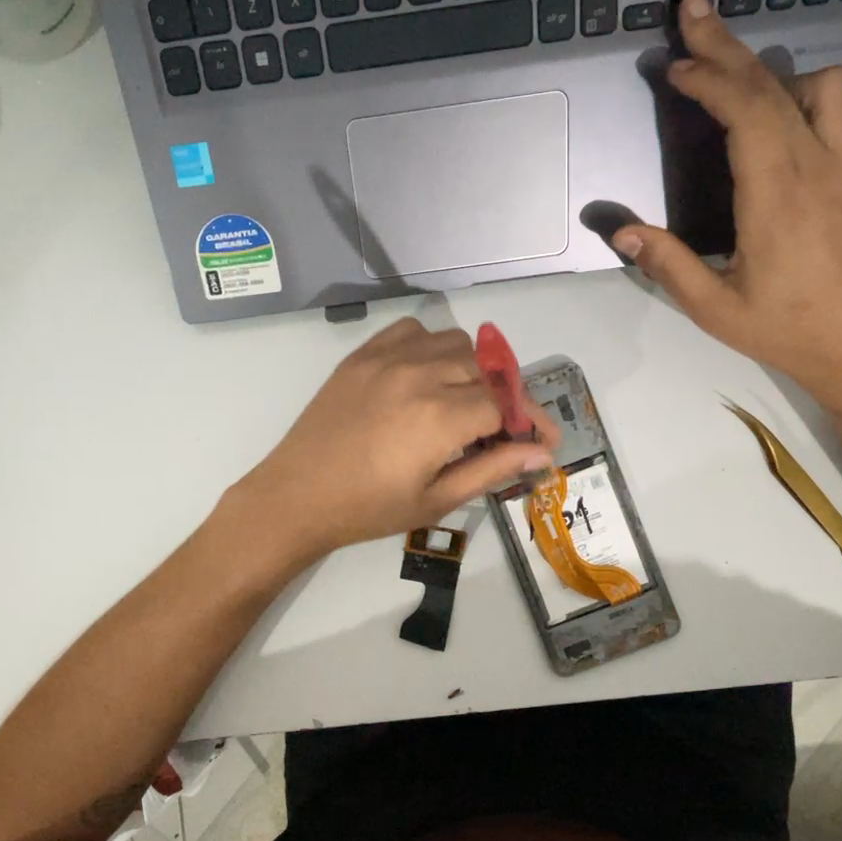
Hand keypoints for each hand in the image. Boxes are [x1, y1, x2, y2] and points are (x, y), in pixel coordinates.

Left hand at [232, 318, 558, 557]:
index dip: (531, 421)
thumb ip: (491, 470)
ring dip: (472, 369)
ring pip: (455, 343)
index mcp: (440, 418)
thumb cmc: (367, 509)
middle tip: (500, 431)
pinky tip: (426, 377)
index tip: (544, 440)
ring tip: (464, 403)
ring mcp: (388, 359)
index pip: (506, 404)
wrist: (298, 495)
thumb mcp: (435, 500)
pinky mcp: (363, 354)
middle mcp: (420, 376)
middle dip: (504, 399)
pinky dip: (432, 347)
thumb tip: (541, 454)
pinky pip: (414, 331)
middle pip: (487, 370)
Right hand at [609, 2, 841, 418]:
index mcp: (776, 194)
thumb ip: (668, 265)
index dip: (709, 78)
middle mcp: (816, 164)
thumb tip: (623, 232)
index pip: (745, 111)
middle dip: (728, 46)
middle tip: (695, 9)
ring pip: (822, 85)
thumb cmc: (785, 328)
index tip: (677, 65)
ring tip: (742, 90)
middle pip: (773, 83)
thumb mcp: (714, 308)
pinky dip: (814, 94)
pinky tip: (789, 116)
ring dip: (777, 74)